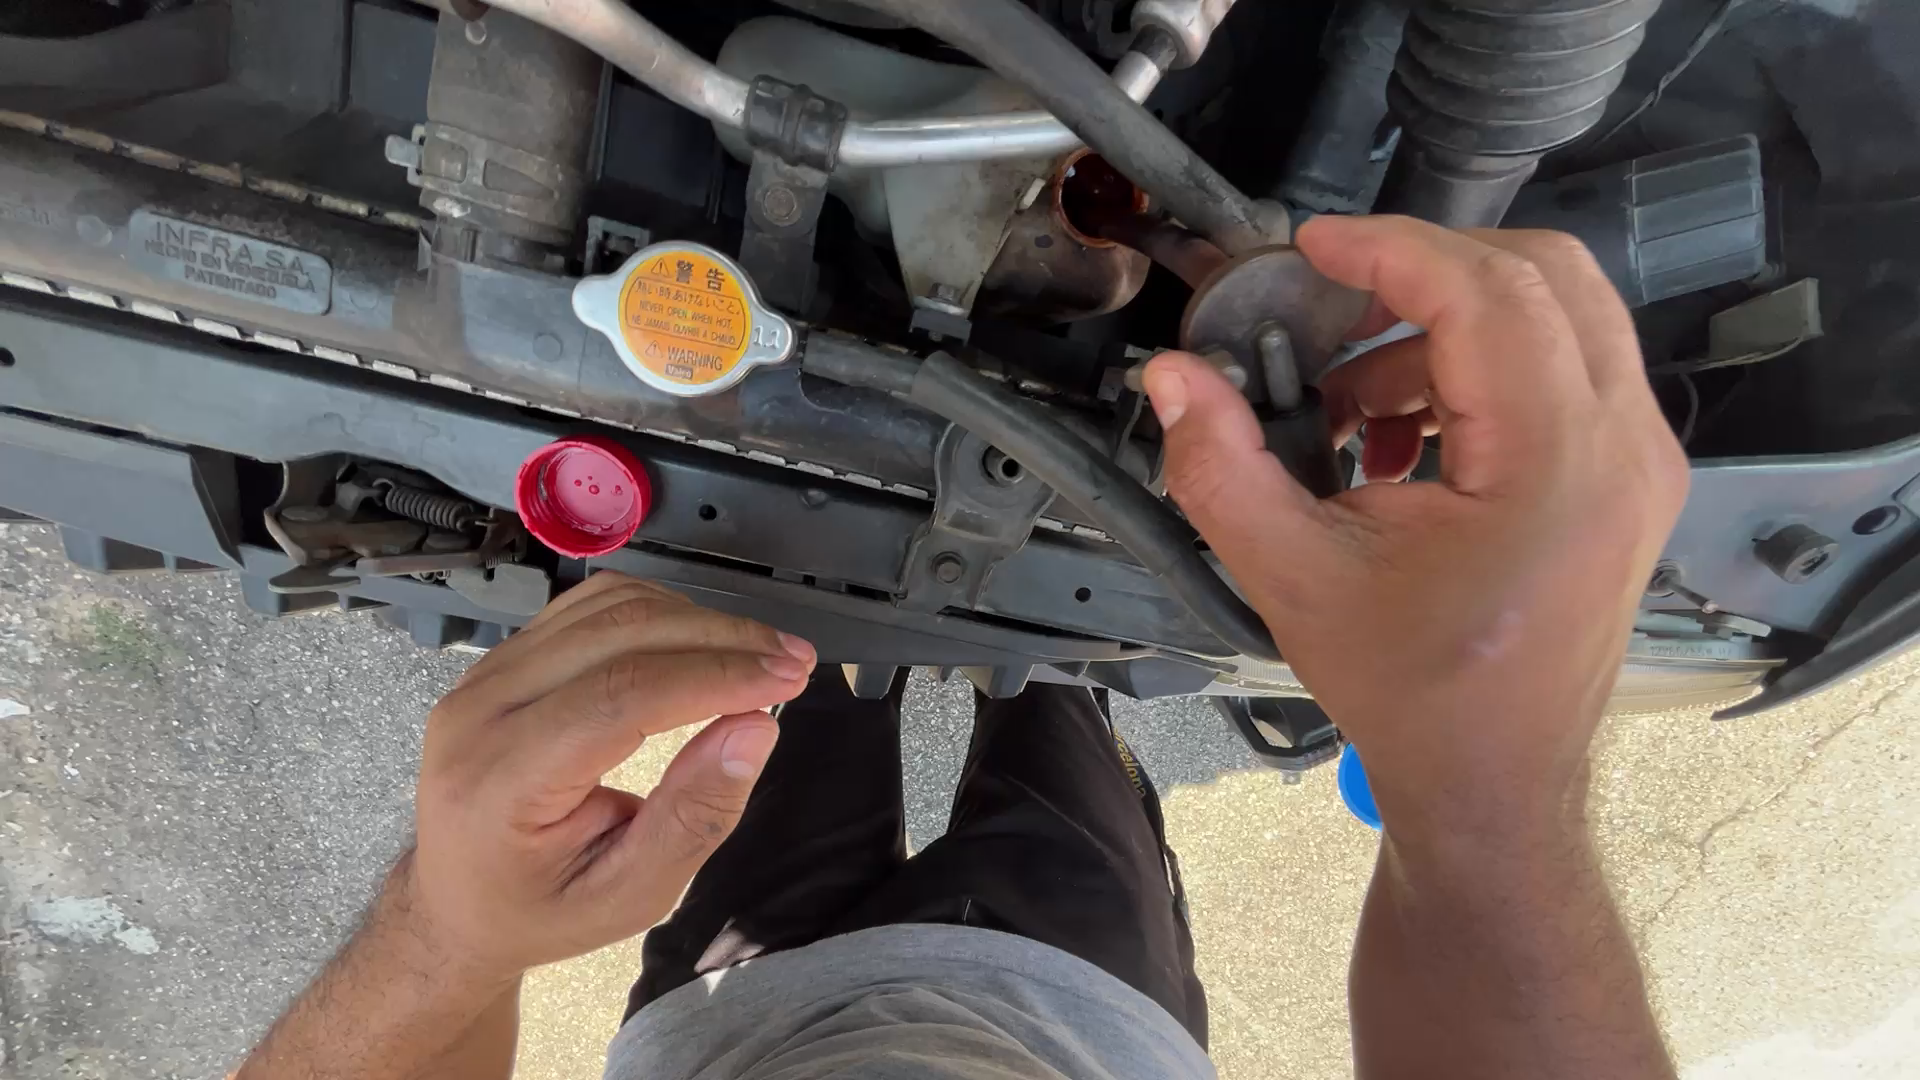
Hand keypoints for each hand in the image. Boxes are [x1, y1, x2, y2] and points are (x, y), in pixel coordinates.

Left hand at [401, 572, 815, 983]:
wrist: (457, 900)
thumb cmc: (545, 908)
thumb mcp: (631, 895)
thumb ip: (696, 817)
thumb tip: (757, 728)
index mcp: (499, 779)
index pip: (623, 695)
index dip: (718, 676)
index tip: (791, 677)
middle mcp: (483, 706)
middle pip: (625, 634)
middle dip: (726, 639)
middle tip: (796, 660)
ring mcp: (490, 670)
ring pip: (616, 605)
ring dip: (704, 619)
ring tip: (761, 654)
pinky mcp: (510, 652)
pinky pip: (600, 602)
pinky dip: (668, 609)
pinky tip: (707, 641)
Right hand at [1143, 215, 1687, 842]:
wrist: (1488, 775)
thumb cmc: (1403, 686)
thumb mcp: (1287, 574)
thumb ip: (1218, 468)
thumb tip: (1172, 379)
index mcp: (1554, 464)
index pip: (1486, 295)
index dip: (1390, 250)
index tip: (1311, 244)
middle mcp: (1623, 444)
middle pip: (1541, 278)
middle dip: (1421, 271)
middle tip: (1327, 300)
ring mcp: (1634, 460)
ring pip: (1550, 318)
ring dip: (1433, 333)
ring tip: (1344, 404)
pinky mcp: (1615, 478)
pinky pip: (1548, 373)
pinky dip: (1460, 376)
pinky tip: (1390, 444)